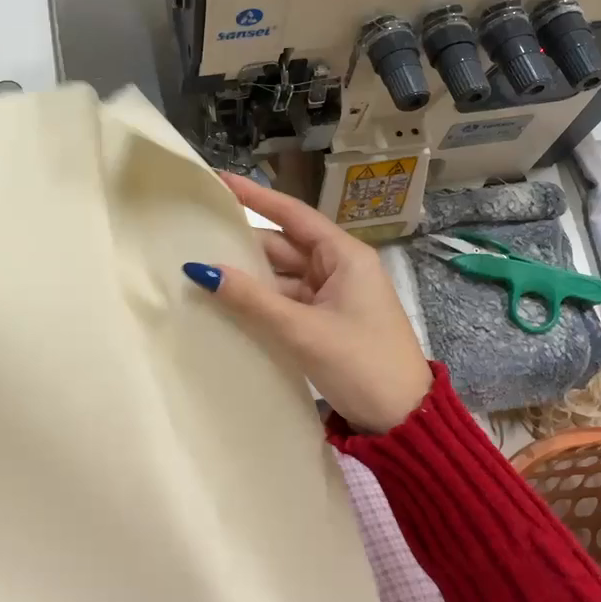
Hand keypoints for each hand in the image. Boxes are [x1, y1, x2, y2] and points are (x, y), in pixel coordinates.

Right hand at [184, 173, 431, 433]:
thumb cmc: (362, 364)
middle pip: (284, 245)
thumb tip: (202, 269)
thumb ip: (252, 299)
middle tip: (196, 235)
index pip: (293, 215)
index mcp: (345, 256)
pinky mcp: (328, 322)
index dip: (256, 197)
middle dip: (244, 244)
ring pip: (283, 276)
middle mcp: (339, 268)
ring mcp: (334, 296)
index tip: (220, 181)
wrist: (405, 420)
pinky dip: (262, 302)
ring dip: (250, 277)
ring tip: (201, 270)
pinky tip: (228, 304)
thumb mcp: (303, 330)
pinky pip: (288, 301)